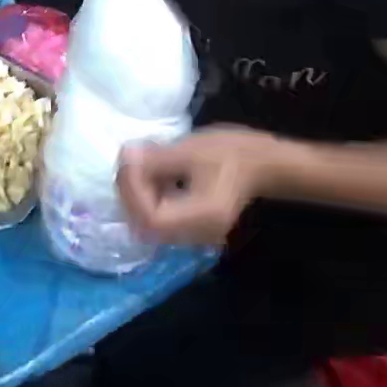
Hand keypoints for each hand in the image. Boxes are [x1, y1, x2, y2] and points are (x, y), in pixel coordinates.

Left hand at [117, 126, 282, 245]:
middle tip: (127, 162)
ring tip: (136, 166)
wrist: (261, 163)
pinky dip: (150, 198)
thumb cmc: (230, 152)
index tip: (129, 161)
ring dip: (138, 196)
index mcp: (201, 217)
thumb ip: (156, 159)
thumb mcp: (190, 150)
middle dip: (130, 194)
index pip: (152, 218)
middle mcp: (197, 236)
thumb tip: (125, 159)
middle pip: (148, 226)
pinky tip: (151, 175)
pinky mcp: (193, 227)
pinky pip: (162, 219)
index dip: (133, 192)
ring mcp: (195, 236)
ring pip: (152, 225)